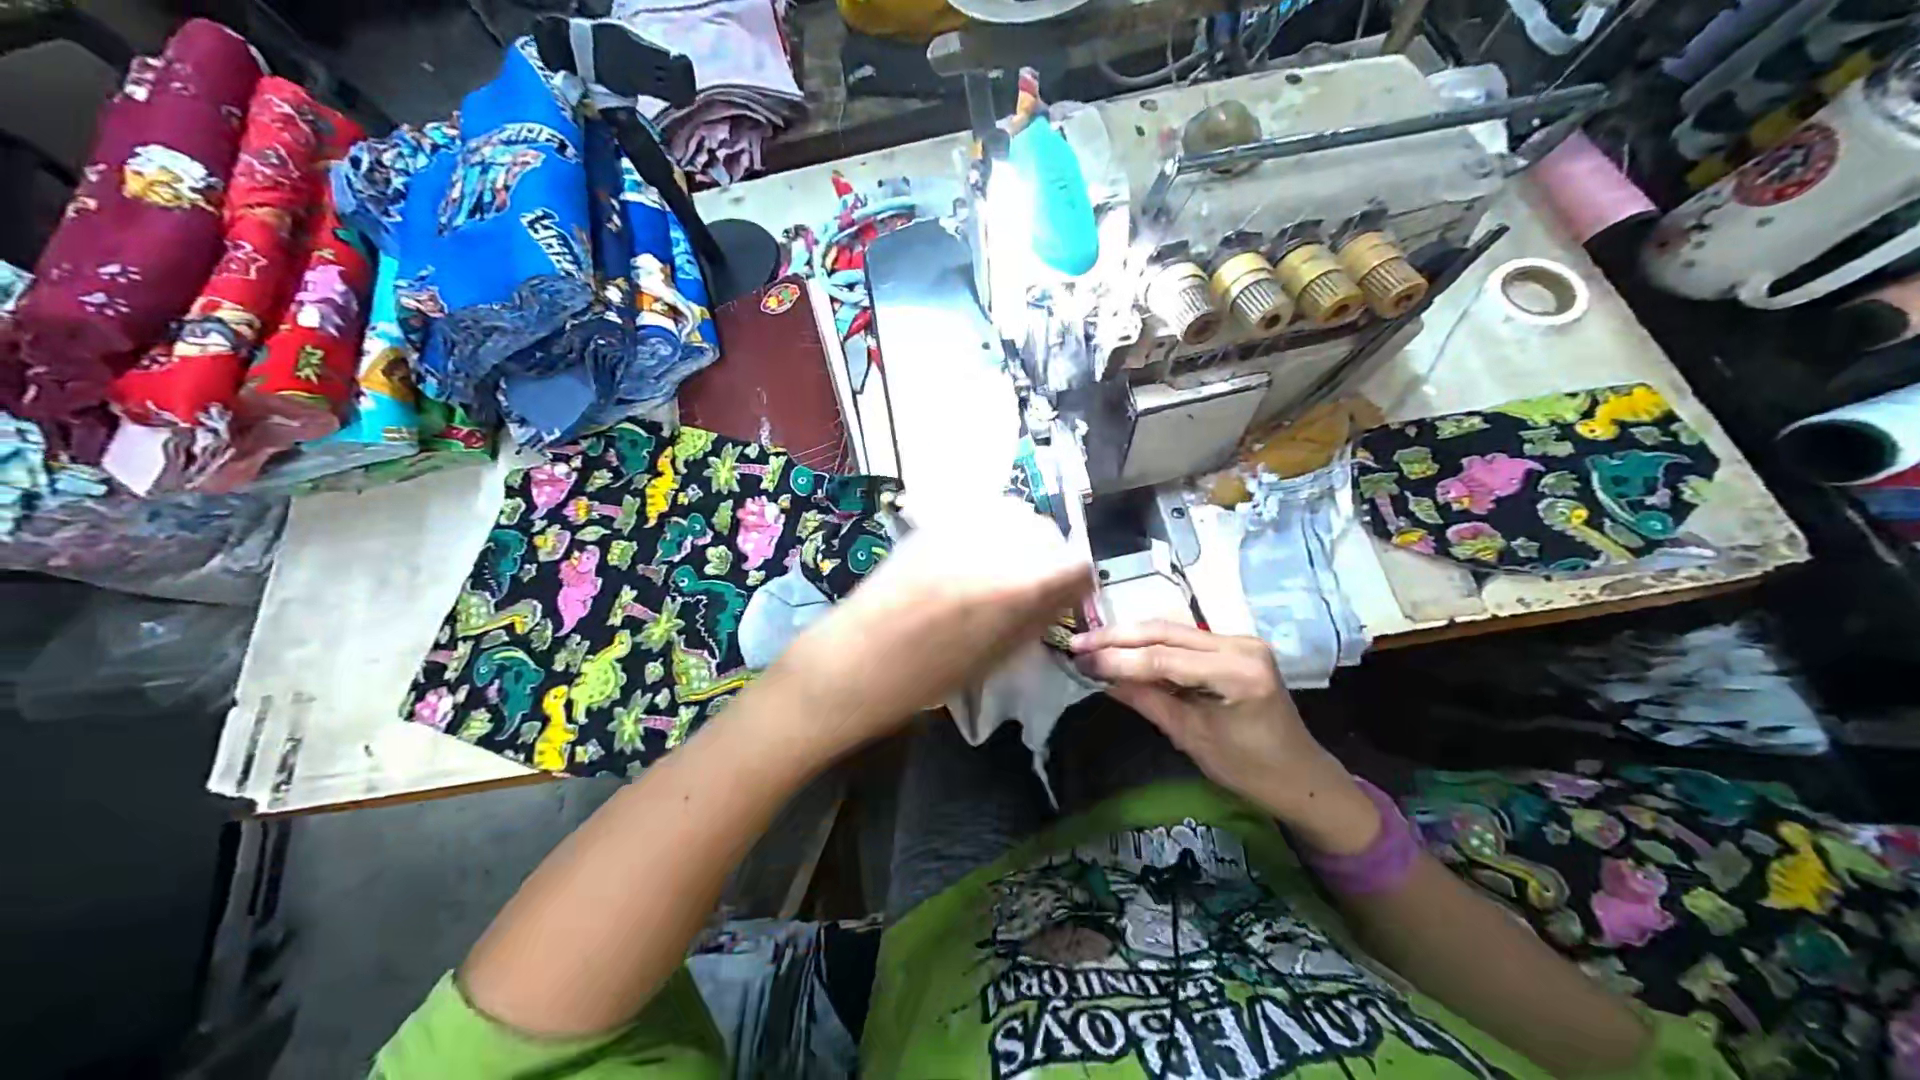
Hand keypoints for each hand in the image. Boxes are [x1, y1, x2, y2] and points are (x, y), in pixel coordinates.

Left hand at [771, 496, 1093, 759]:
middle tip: (1030, 586)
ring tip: (997, 568)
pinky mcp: (934, 519)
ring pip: (1016, 514)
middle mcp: (996, 543)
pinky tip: (968, 558)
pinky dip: (988, 531)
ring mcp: (962, 525)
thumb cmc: (928, 675)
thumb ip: (1040, 616)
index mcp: (1019, 585)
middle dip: (1049, 558)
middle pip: (1049, 533)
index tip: (1065, 597)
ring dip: (1018, 539)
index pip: (1077, 563)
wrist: (857, 658)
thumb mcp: (999, 655)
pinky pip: (981, 513)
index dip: (1076, 583)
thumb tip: (1067, 593)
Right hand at [1069, 621, 1379, 854]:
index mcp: (1238, 672)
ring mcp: (1240, 641)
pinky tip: (1123, 649)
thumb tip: (1101, 678)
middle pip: (1165, 633)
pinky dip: (1151, 645)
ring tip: (1091, 644)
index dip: (1116, 659)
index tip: (1079, 660)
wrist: (1301, 776)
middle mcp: (1241, 644)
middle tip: (1077, 644)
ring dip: (1130, 637)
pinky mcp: (1234, 646)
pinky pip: (1184, 640)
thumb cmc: (1250, 770)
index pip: (1163, 658)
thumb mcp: (1192, 738)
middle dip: (1117, 638)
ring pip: (1171, 631)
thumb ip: (1146, 700)